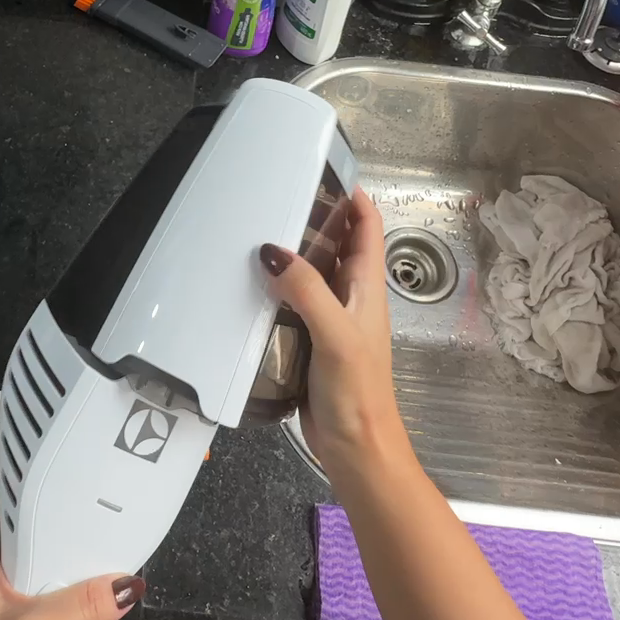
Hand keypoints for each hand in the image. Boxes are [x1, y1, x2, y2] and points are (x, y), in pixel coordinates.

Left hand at [0, 493, 143, 619]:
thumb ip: (80, 607)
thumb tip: (129, 583)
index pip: (2, 502)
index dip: (34, 489)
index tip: (69, 486)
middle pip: (5, 539)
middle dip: (41, 538)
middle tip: (82, 536)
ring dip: (28, 572)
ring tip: (68, 575)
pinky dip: (13, 601)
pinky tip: (35, 619)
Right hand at [260, 188, 405, 479]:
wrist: (356, 447)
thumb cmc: (357, 389)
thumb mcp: (336, 333)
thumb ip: (307, 290)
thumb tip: (271, 250)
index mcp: (366, 286)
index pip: (368, 226)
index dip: (353, 197)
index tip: (323, 171)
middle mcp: (350, 295)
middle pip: (337, 243)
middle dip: (314, 217)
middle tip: (275, 196)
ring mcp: (330, 317)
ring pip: (313, 271)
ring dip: (292, 251)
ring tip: (256, 228)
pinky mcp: (310, 337)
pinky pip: (294, 300)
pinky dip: (277, 285)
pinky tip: (251, 281)